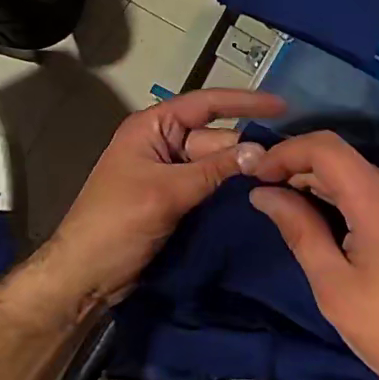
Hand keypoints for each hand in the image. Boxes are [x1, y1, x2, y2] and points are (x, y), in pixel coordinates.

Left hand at [38, 88, 286, 310]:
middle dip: (248, 144)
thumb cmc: (116, 224)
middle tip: (293, 156)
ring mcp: (169, 171)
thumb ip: (214, 170)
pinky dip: (231, 185)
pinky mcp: (175, 197)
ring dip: (244, 167)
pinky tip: (260, 190)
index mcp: (153, 127)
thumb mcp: (166, 193)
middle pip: (216, 137)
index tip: (282, 105)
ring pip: (216, 162)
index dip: (244, 102)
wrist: (85, 277)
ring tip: (286, 172)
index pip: (206, 104)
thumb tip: (261, 151)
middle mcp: (163, 142)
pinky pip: (210, 183)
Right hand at [248, 131, 378, 379]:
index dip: (287, 152)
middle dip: (299, 167)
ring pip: (359, 172)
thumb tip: (263, 193)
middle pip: (344, 158)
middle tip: (265, 191)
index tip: (257, 173)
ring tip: (287, 204)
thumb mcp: (334, 287)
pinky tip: (324, 215)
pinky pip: (378, 189)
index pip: (328, 149)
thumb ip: (298, 229)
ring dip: (321, 182)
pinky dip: (345, 195)